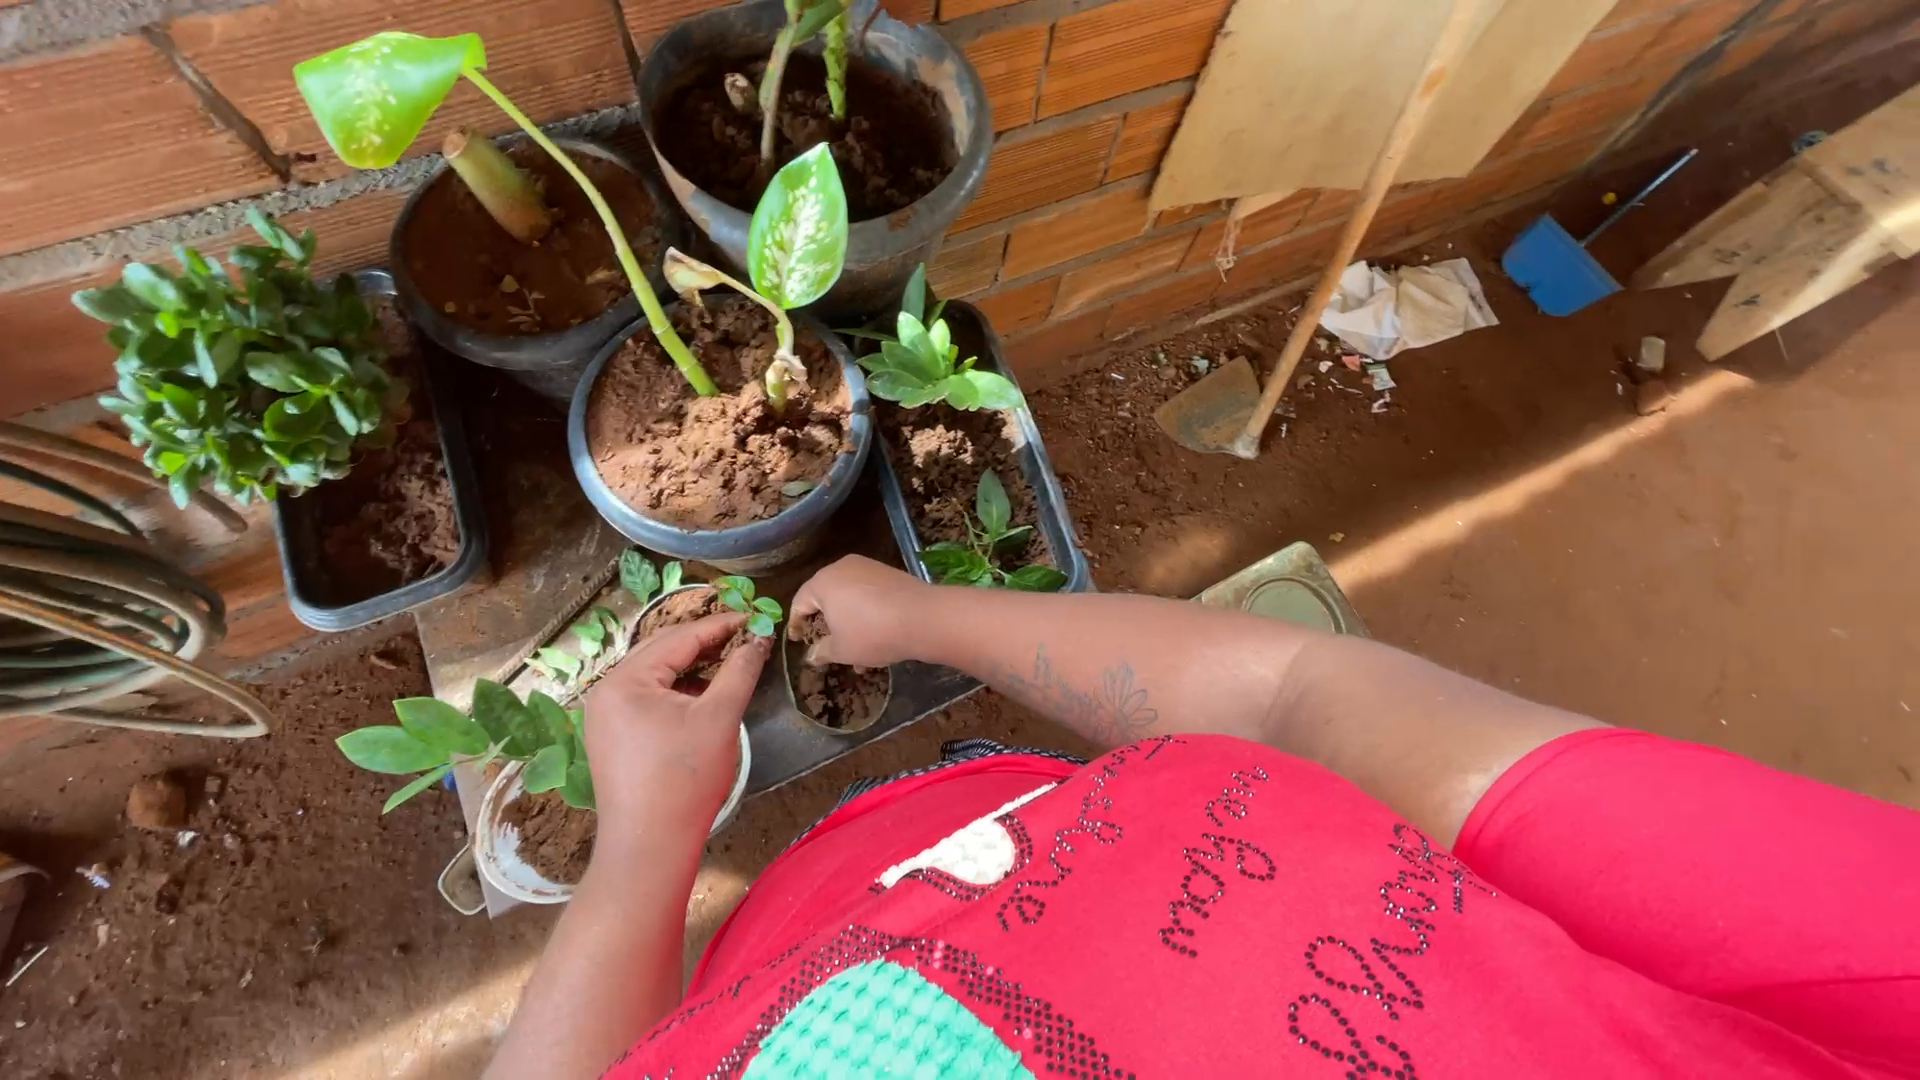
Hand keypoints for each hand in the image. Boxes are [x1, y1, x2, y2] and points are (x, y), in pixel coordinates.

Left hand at [582, 615, 768, 857]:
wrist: (650, 846)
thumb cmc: (685, 778)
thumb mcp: (720, 717)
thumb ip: (740, 670)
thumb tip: (759, 638)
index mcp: (625, 680)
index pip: (679, 637)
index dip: (720, 625)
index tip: (754, 617)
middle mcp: (606, 690)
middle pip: (662, 651)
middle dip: (706, 642)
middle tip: (745, 636)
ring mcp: (605, 715)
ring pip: (656, 675)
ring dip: (693, 666)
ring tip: (730, 661)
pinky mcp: (612, 736)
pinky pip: (648, 697)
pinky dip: (678, 690)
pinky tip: (704, 695)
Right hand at [790, 555, 931, 667]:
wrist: (923, 618)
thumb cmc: (872, 633)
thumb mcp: (842, 650)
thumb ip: (822, 651)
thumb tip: (811, 655)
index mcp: (823, 582)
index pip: (800, 602)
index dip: (796, 624)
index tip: (799, 642)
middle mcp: (843, 568)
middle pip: (826, 597)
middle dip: (827, 625)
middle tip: (827, 646)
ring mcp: (869, 568)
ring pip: (850, 598)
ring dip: (849, 624)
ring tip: (858, 654)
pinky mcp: (889, 573)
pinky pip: (868, 594)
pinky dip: (866, 614)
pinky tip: (877, 639)